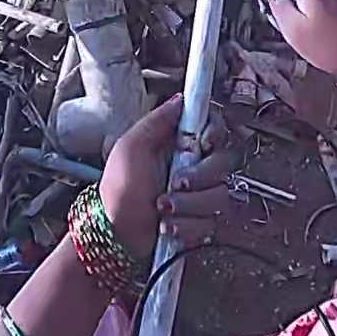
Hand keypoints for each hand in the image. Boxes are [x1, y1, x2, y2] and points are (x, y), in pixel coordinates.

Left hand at [99, 96, 239, 260]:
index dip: (215, 133)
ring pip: (219, 194)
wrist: (114, 236)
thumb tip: (181, 99)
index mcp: (178, 144)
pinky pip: (211, 222)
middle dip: (199, 176)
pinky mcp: (201, 222)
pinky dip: (188, 226)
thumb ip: (156, 121)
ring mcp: (199, 195)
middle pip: (223, 162)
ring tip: (163, 208)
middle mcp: (193, 167)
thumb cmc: (117, 191)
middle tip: (175, 183)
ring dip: (189, 204)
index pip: (214, 127)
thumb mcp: (130, 147)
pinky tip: (169, 226)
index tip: (204, 143)